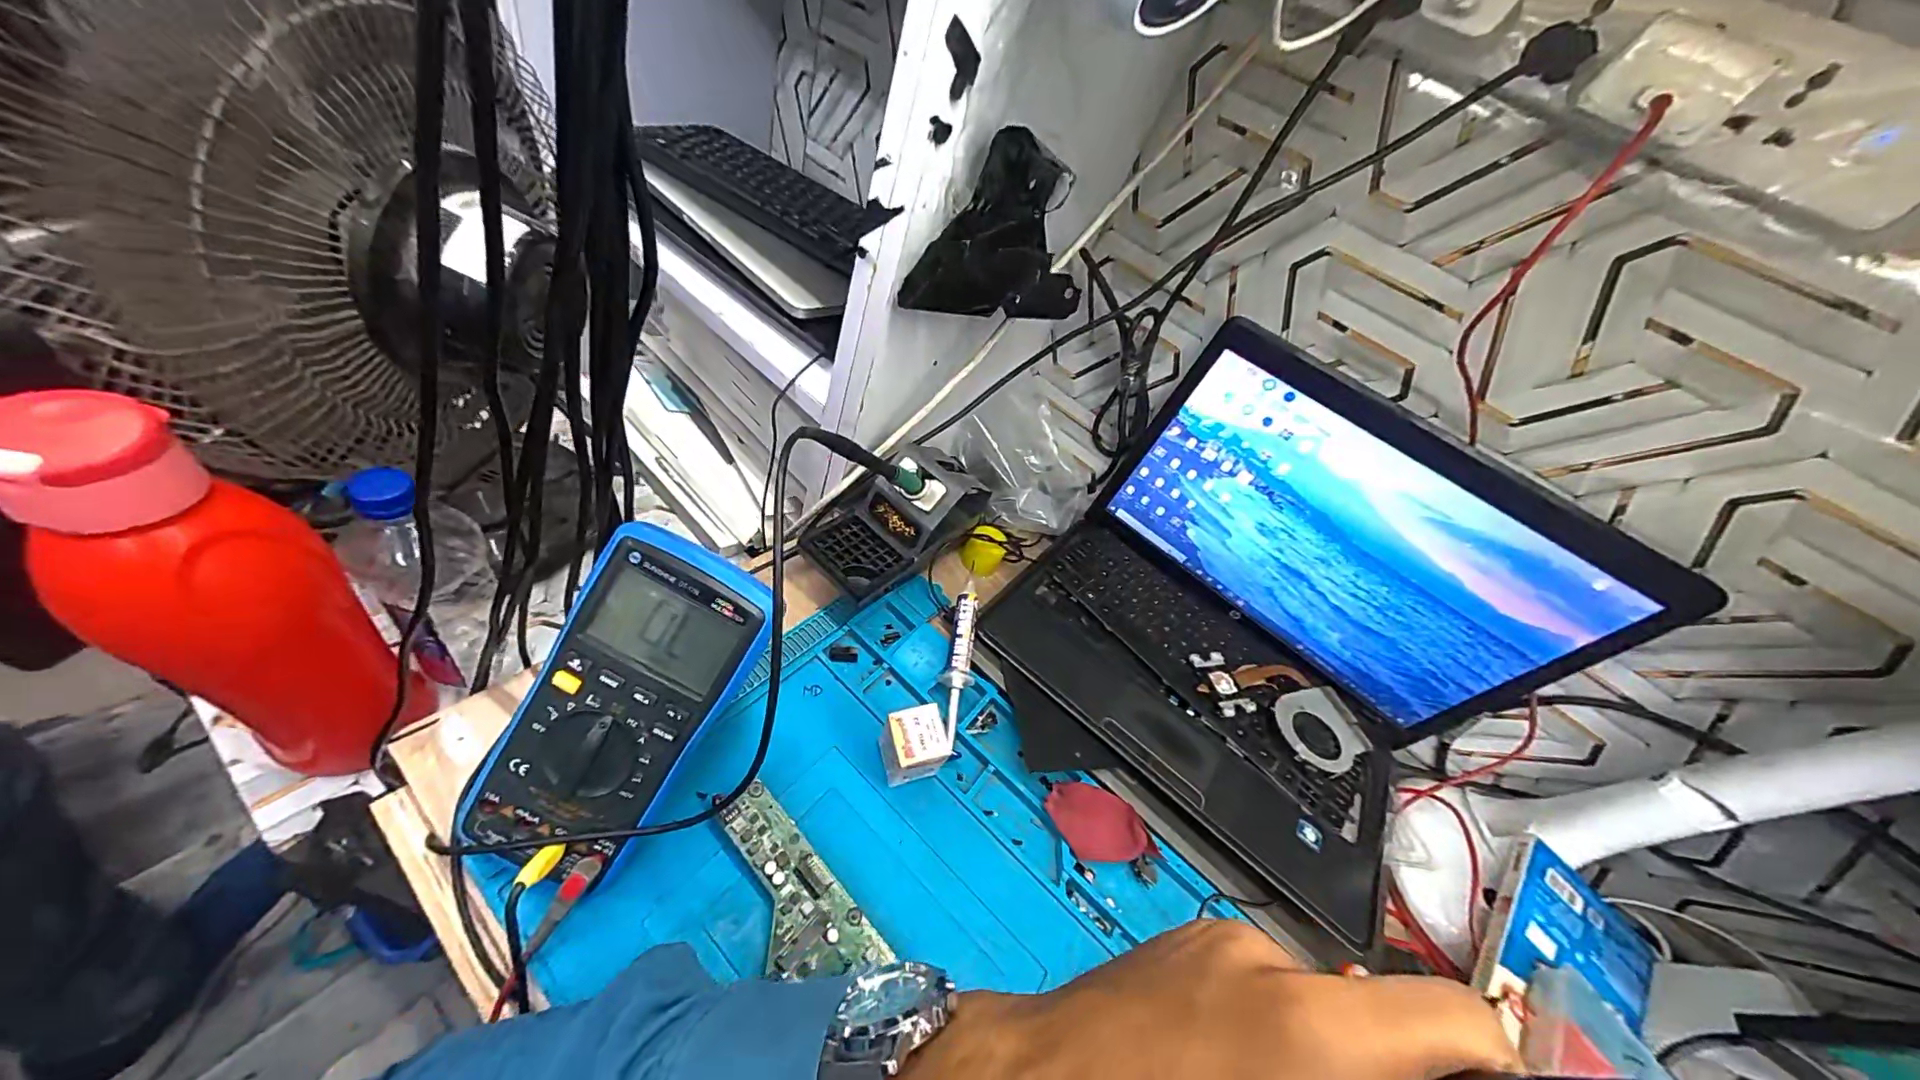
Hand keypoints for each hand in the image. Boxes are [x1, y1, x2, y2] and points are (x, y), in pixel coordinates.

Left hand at [901, 920, 1520, 1079]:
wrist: (1032, 1076)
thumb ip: (1360, 1067)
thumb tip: (1400, 1064)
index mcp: (1307, 1021)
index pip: (1457, 1017)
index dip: (1493, 1060)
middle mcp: (1266, 958)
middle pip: (1380, 1011)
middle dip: (1392, 1065)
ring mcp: (1214, 940)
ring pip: (1312, 999)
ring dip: (1322, 1047)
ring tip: (1271, 1075)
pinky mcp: (1178, 940)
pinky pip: (1251, 983)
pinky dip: (1265, 1025)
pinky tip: (1225, 1064)